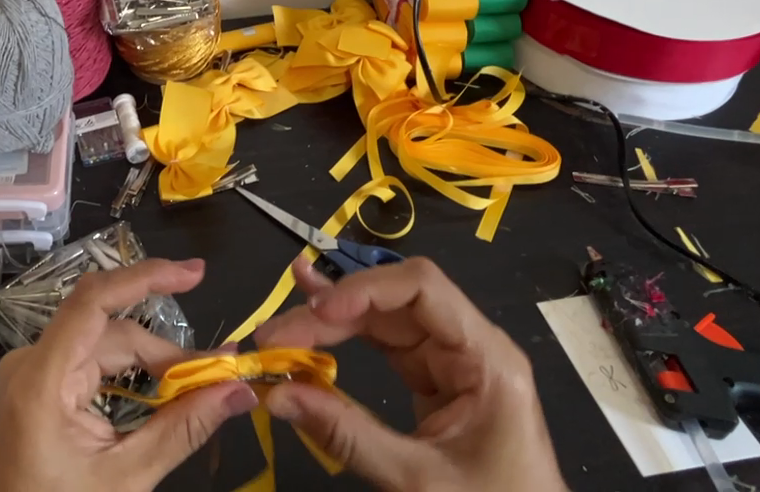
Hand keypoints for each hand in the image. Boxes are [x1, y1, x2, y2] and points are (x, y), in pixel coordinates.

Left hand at [0, 258, 258, 491]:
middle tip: (220, 371)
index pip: (94, 301)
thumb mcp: (125, 480)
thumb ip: (183, 429)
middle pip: (109, 331)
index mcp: (41, 379)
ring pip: (103, 346)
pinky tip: (161, 389)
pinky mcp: (38, 387)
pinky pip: (90, 363)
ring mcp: (31, 373)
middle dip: (165, 350)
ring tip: (197, 385)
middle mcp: (31, 362)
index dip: (146, 277)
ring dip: (151, 363)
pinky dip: (128, 374)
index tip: (195, 273)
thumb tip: (240, 391)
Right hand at [256, 257, 566, 491]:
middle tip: (272, 337)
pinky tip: (309, 325)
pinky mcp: (432, 379)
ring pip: (379, 319)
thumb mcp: (419, 483)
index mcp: (486, 356)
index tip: (315, 312)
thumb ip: (346, 434)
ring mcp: (449, 360)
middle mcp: (467, 344)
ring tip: (277, 326)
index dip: (364, 289)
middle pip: (391, 303)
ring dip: (327, 322)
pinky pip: (381, 346)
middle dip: (330, 313)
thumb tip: (276, 395)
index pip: (421, 287)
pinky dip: (342, 340)